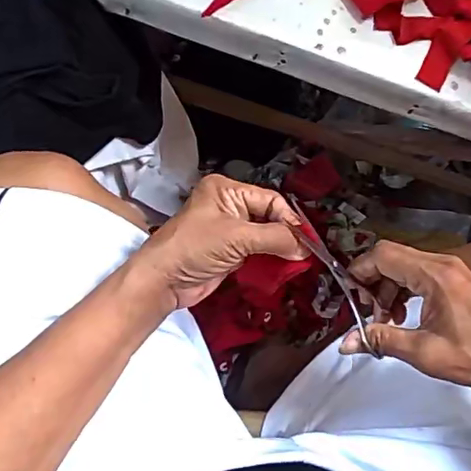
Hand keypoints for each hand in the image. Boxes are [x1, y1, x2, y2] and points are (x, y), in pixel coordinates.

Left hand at [126, 175, 308, 308]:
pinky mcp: (228, 252)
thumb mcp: (236, 237)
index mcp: (226, 190)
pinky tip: (283, 268)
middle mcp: (228, 205)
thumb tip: (304, 246)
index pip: (270, 199)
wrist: (163, 280)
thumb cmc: (192, 248)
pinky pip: (257, 252)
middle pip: (269, 217)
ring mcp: (228, 230)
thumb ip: (274, 238)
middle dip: (287, 235)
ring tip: (298, 262)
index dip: (289, 219)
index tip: (307, 240)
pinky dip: (270, 260)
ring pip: (265, 236)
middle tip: (306, 253)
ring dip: (280, 250)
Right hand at [341, 240, 470, 400]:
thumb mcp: (421, 351)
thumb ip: (380, 339)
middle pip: (391, 257)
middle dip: (372, 282)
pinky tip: (403, 317)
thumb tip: (347, 342)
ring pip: (404, 266)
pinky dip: (404, 291)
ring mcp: (453, 271)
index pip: (382, 255)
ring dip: (387, 289)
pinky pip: (420, 275)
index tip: (350, 295)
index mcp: (435, 274)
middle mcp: (444, 265)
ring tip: (385, 320)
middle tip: (366, 311)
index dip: (359, 272)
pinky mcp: (457, 282)